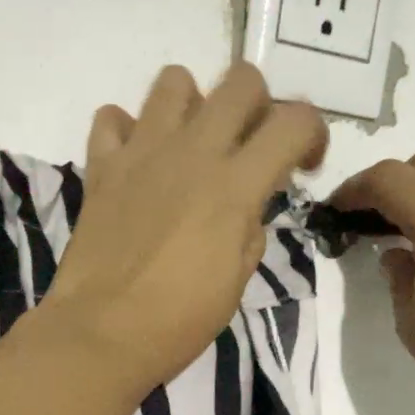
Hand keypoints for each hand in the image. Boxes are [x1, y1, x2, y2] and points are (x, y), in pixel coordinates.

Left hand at [40, 64, 326, 402]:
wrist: (103, 334)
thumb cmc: (178, 323)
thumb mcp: (234, 284)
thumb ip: (247, 234)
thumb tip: (244, 212)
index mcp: (235, 186)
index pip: (293, 122)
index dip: (312, 134)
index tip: (304, 165)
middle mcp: (193, 152)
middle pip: (241, 81)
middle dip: (258, 106)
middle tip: (249, 147)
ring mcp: (142, 153)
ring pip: (176, 80)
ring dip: (193, 104)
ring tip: (190, 146)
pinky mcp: (102, 167)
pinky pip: (113, 117)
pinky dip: (128, 130)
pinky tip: (137, 163)